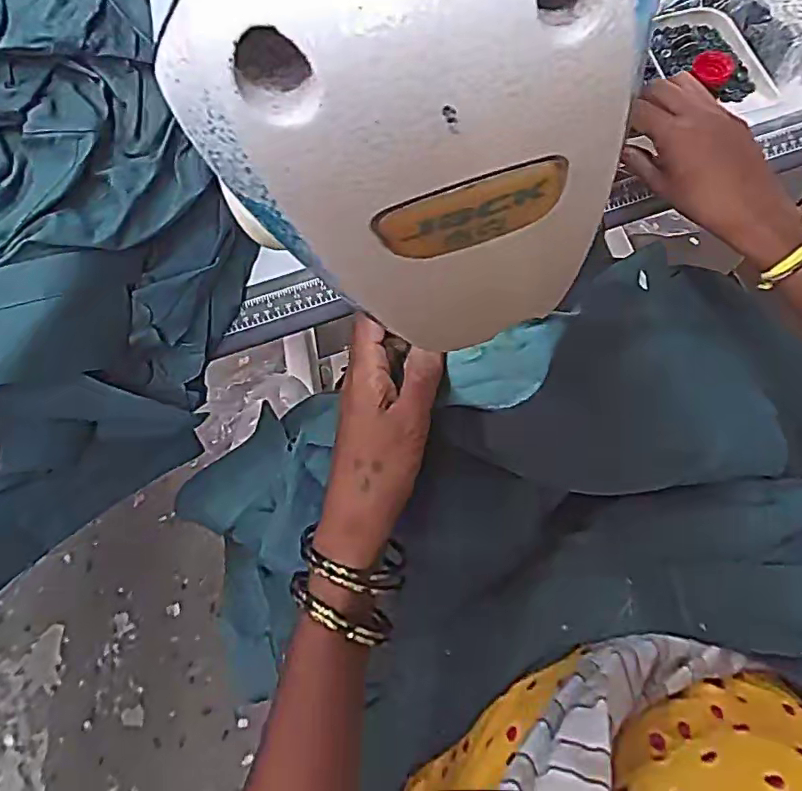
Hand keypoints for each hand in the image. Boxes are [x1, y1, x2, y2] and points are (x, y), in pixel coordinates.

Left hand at [316, 315, 443, 568]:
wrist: (358, 516)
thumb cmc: (381, 469)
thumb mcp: (410, 419)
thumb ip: (423, 373)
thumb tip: (435, 334)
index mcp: (362, 371)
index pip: (368, 318)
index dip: (391, 297)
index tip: (421, 284)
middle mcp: (358, 376)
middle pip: (378, 333)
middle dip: (407, 317)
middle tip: (442, 304)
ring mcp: (365, 393)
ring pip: (386, 353)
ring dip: (410, 342)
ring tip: (443, 328)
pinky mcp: (373, 409)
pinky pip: (391, 373)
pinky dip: (410, 364)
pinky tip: (432, 365)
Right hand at [622, 72, 801, 262]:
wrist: (754, 211)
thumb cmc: (714, 205)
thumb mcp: (665, 187)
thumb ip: (640, 164)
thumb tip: (627, 153)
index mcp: (674, 132)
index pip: (639, 107)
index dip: (625, 115)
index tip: (622, 126)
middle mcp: (696, 115)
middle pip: (660, 86)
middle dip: (643, 99)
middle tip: (637, 117)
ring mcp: (717, 113)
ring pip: (684, 81)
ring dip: (667, 91)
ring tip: (661, 112)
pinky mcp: (733, 118)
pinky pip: (706, 96)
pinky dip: (690, 100)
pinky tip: (687, 122)